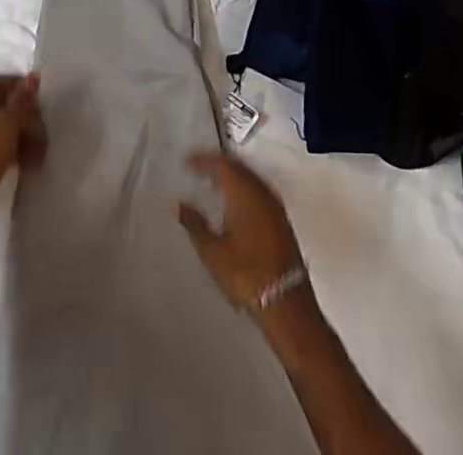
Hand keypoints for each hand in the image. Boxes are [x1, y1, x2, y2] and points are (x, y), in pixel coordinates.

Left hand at [0, 73, 46, 212]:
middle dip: (18, 109)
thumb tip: (32, 75)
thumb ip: (21, 99)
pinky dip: (2, 140)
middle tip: (36, 119)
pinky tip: (15, 154)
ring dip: (12, 127)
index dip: (18, 84)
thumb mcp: (10, 124)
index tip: (36, 94)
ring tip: (30, 141)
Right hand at [177, 153, 305, 311]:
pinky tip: (235, 203)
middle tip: (200, 168)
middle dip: (218, 164)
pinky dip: (245, 188)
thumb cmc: (245, 273)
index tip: (188, 162)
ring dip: (233, 176)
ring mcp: (275, 207)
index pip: (222, 165)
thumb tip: (177, 205)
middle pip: (239, 167)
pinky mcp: (282, 221)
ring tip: (215, 183)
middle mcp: (262, 194)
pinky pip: (260, 191)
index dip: (203, 160)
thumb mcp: (211, 250)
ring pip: (251, 178)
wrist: (285, 301)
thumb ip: (193, 223)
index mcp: (243, 194)